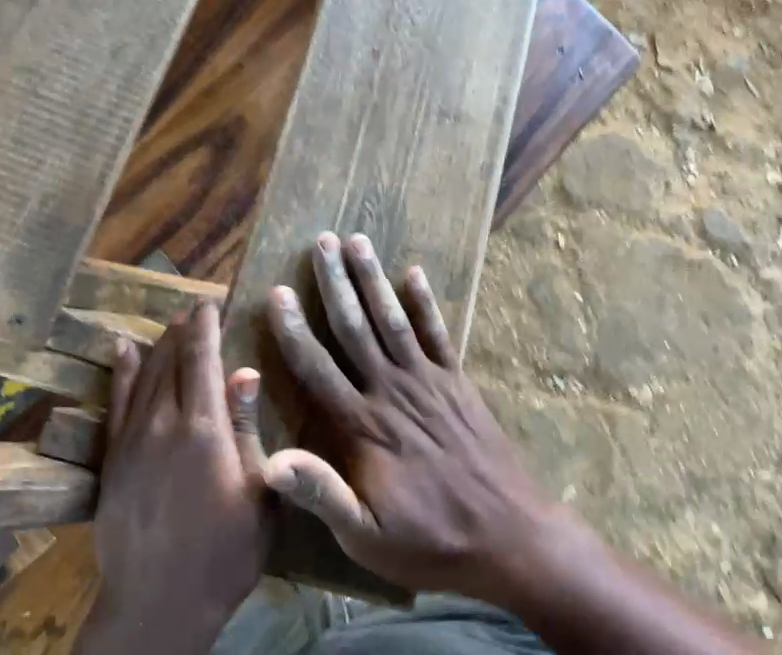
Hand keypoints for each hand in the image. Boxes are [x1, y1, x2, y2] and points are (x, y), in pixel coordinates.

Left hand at [77, 302, 269, 654]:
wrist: (157, 603)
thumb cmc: (225, 553)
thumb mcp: (256, 495)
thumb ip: (247, 430)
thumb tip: (246, 371)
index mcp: (204, 429)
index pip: (202, 359)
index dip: (206, 325)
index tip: (211, 300)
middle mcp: (163, 422)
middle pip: (172, 360)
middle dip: (186, 329)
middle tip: (197, 307)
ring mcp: (133, 439)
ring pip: (145, 374)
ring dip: (160, 344)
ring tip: (173, 323)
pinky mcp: (112, 459)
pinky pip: (117, 402)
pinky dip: (122, 371)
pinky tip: (125, 349)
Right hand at [246, 232, 559, 603]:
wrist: (510, 537)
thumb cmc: (431, 541)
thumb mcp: (367, 537)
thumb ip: (321, 495)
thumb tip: (270, 463)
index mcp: (364, 426)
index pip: (318, 368)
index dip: (294, 330)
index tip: (277, 293)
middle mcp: (393, 391)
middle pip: (356, 327)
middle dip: (335, 282)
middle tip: (320, 241)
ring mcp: (429, 383)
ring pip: (393, 319)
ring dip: (373, 279)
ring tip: (357, 240)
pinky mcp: (458, 384)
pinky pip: (438, 334)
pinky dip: (426, 302)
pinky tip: (414, 273)